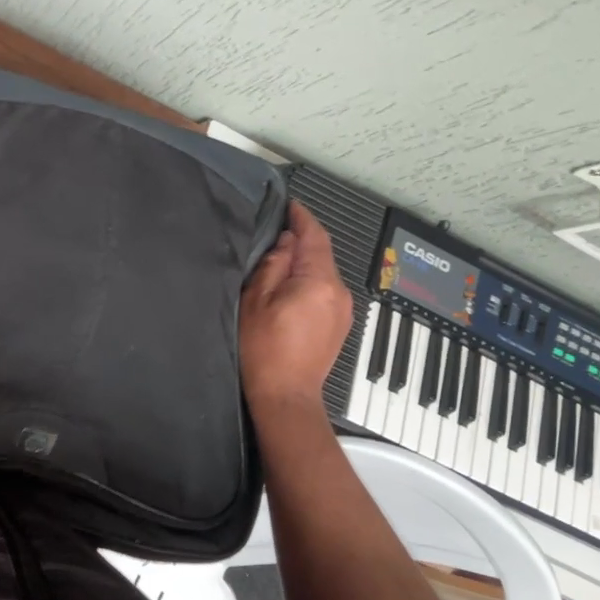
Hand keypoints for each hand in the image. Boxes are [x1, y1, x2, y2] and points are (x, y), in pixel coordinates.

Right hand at [238, 202, 352, 416]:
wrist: (286, 394)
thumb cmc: (264, 349)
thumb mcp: (256, 299)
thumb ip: (273, 265)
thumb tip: (286, 243)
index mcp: (319, 282)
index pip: (315, 237)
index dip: (302, 217)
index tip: (289, 205)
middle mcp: (340, 292)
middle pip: (322, 254)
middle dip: (301, 240)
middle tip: (273, 232)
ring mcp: (343, 310)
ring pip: (323, 273)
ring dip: (304, 263)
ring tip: (276, 261)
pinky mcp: (339, 325)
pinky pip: (326, 291)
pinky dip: (309, 281)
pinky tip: (288, 288)